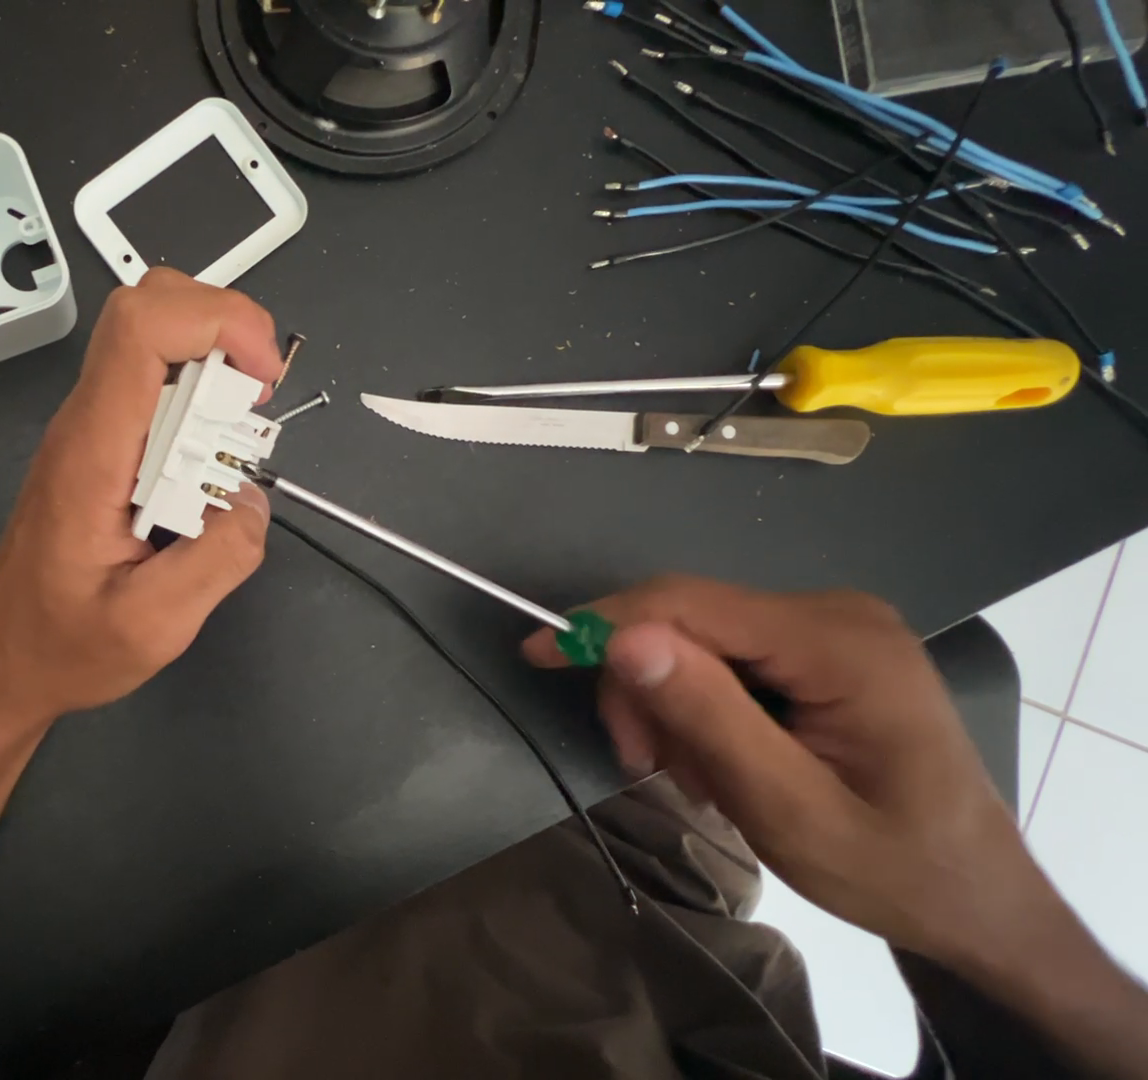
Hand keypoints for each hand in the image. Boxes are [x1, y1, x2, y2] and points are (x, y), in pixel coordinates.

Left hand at [0, 268, 283, 731]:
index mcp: (92, 455)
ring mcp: (88, 432)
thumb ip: (219, 557)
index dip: (217, 320)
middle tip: (255, 405)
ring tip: (237, 440)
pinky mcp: (99, 448)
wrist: (7, 658)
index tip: (263, 376)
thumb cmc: (65, 645)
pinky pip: (150, 389)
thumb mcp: (154, 625)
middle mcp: (84, 426)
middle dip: (223, 332)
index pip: (141, 329)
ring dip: (213, 367)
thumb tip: (251, 499)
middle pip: (146, 310)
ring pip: (150, 342)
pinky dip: (197, 401)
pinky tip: (208, 461)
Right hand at [521, 577, 1054, 975]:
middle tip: (643, 763)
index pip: (686, 603)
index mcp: (839, 643)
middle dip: (644, 689)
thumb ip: (709, 717)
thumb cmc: (890, 868)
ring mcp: (826, 626)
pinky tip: (716, 755)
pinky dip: (695, 704)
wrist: (973, 901)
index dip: (603, 623)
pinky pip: (719, 654)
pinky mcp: (814, 645)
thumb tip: (622, 639)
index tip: (537, 654)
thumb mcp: (788, 809)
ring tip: (694, 776)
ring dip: (668, 705)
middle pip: (683, 620)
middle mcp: (831, 613)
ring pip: (692, 639)